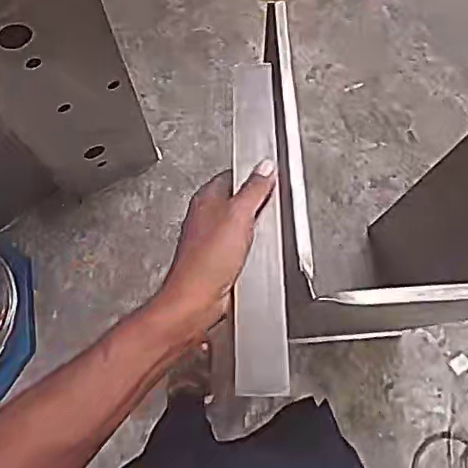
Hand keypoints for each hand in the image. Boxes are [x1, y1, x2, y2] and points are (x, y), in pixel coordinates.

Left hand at [153, 162, 277, 332]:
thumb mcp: (239, 215)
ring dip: (252, 228)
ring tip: (261, 233)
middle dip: (255, 204)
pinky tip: (253, 253)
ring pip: (238, 224)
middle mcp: (205, 216)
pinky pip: (238, 245)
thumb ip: (254, 189)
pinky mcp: (216, 258)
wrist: (197, 300)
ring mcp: (210, 238)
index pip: (233, 176)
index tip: (271, 179)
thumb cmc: (207, 261)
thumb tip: (265, 167)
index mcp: (206, 197)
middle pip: (237, 200)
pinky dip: (248, 247)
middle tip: (268, 208)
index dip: (253, 176)